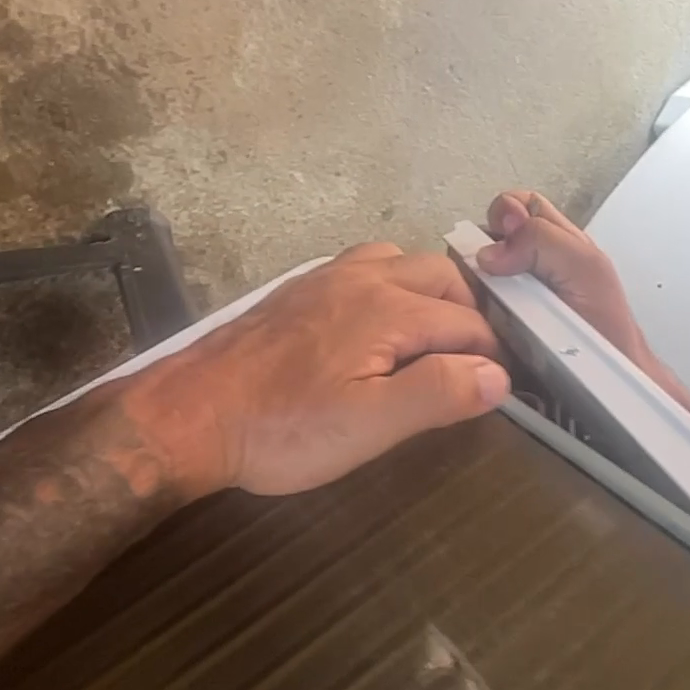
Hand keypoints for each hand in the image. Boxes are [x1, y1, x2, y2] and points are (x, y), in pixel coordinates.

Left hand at [117, 243, 511, 497]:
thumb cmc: (282, 428)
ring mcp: (326, 278)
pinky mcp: (298, 289)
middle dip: (469, 313)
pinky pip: (362, 264)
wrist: (191, 413)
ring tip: (433, 332)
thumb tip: (498, 374)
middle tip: (473, 359)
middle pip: (442, 278)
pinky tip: (375, 316)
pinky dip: (389, 280)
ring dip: (429, 290)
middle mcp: (362, 279)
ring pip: (401, 261)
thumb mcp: (368, 424)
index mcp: (388, 309)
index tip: (499, 385)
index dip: (492, 355)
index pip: (466, 323)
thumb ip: (438, 393)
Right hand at [474, 190, 652, 363]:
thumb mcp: (585, 268)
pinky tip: (475, 323)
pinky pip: (466, 308)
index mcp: (552, 239)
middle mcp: (524, 262)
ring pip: (469, 272)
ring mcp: (506, 295)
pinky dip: (464, 311)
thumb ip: (543, 240)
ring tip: (483, 304)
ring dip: (466, 284)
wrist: (606, 386)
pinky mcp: (491, 326)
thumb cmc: (605, 328)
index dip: (503, 213)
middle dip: (478, 249)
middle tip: (493, 276)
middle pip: (484, 237)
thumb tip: (487, 253)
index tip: (503, 235)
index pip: (514, 205)